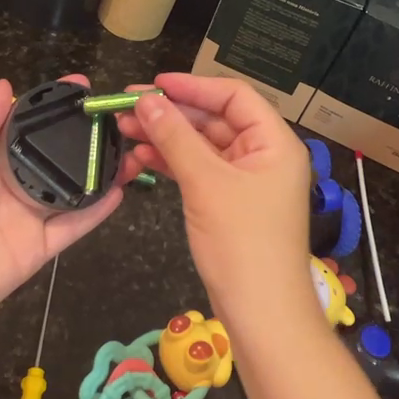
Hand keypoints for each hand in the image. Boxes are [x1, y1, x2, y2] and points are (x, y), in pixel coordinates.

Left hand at [0, 77, 123, 353]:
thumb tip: (9, 85)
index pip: (22, 124)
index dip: (51, 105)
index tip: (82, 86)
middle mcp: (6, 182)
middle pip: (52, 154)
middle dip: (83, 136)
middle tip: (120, 117)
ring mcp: (24, 217)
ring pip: (70, 188)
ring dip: (98, 170)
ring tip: (131, 148)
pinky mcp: (36, 249)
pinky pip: (72, 225)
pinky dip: (97, 210)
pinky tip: (121, 190)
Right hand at [114, 73, 318, 333]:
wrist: (261, 314)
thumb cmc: (242, 243)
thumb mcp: (205, 183)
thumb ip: (175, 137)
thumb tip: (145, 100)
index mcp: (274, 142)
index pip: (234, 96)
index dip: (192, 86)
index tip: (152, 84)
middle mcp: (264, 155)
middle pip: (215, 119)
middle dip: (171, 113)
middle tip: (126, 107)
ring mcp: (247, 182)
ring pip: (203, 146)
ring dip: (166, 138)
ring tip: (124, 132)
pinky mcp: (230, 204)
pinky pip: (200, 171)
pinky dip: (172, 164)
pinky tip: (140, 159)